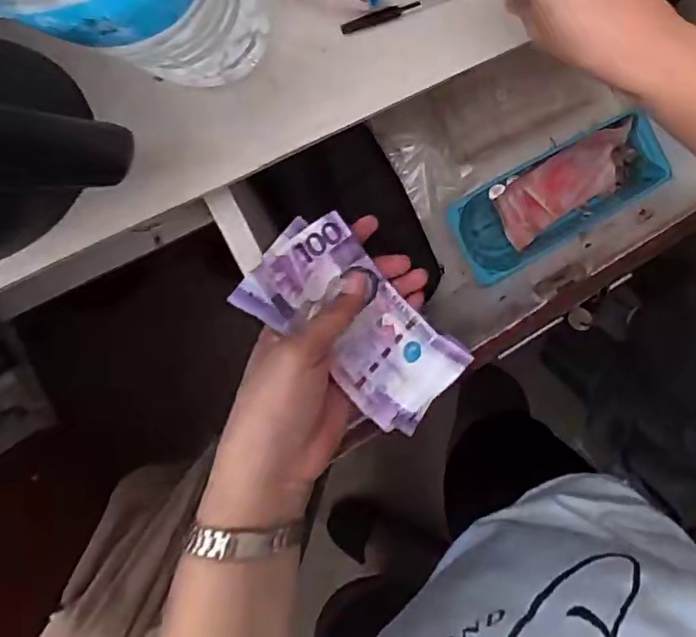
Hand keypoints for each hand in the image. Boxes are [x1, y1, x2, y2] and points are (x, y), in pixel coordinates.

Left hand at [198, 215, 429, 527]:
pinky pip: (379, 346)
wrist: (273, 470)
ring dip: (395, 298)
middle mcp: (312, 331)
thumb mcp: (297, 353)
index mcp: (288, 319)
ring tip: (422, 284)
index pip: (316, 272)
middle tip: (409, 264)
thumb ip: (332, 315)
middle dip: (379, 274)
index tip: (369, 225)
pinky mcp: (353, 378)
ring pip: (370, 316)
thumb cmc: (272, 403)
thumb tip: (360, 276)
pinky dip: (399, 330)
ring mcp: (334, 355)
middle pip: (350, 292)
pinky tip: (417, 315)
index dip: (341, 247)